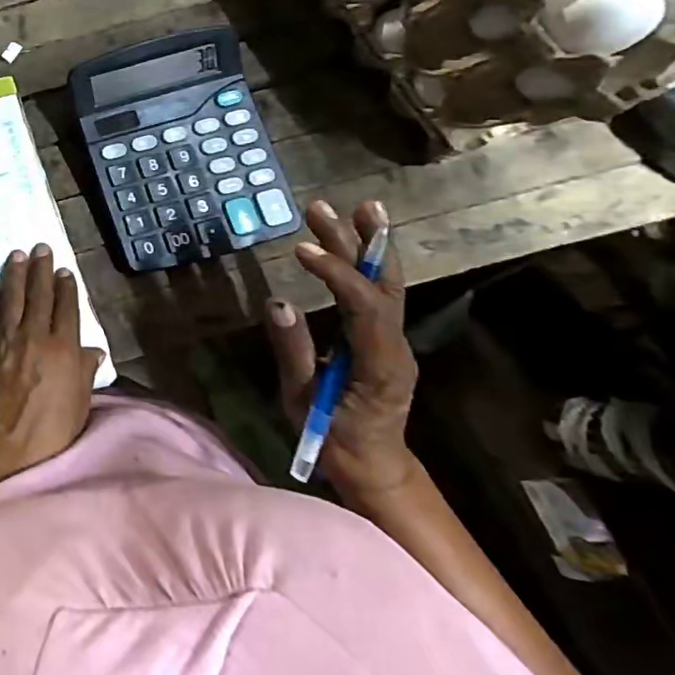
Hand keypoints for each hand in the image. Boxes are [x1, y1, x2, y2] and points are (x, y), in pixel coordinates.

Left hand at [0, 244, 103, 485]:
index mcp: (62, 348)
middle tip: (41, 248)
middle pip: (38, 293)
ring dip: (14, 274)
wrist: (4, 450)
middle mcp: (33, 335)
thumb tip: (91, 350)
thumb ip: (84, 371)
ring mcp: (4, 339)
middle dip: (41, 269)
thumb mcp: (80, 403)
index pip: (65, 306)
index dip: (65, 286)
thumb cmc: (51, 432)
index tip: (64, 270)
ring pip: (10, 297)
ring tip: (17, 255)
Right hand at [264, 199, 419, 499]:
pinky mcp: (383, 339)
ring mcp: (394, 341)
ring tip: (359, 207)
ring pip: (386, 284)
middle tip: (323, 208)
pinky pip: (379, 294)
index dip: (335, 273)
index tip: (299, 249)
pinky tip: (358, 242)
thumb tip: (278, 301)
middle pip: (382, 284)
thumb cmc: (334, 441)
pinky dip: (368, 263)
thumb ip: (293, 352)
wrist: (373, 467)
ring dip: (369, 245)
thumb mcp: (302, 402)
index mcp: (380, 365)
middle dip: (356, 242)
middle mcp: (396, 346)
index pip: (365, 306)